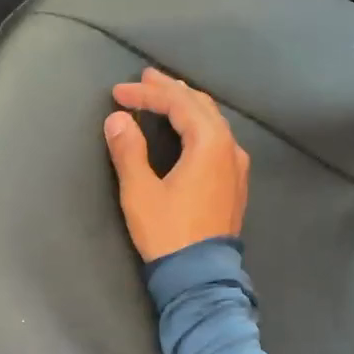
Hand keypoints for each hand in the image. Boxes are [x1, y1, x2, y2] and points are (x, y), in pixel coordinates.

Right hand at [102, 68, 249, 260]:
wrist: (199, 273)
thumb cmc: (167, 232)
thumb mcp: (140, 193)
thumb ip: (129, 152)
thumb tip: (118, 120)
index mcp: (208, 142)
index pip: (177, 103)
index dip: (147, 93)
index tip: (118, 93)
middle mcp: (228, 146)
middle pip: (200, 105)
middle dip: (170, 90)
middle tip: (145, 79)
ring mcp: (235, 165)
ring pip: (212, 122)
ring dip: (186, 107)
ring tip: (164, 99)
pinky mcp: (233, 183)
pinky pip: (216, 141)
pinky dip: (197, 127)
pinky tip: (187, 133)